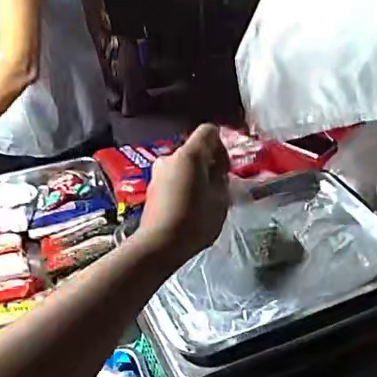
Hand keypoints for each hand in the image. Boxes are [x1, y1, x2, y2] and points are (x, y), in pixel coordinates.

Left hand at [133, 123, 229, 265]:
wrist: (159, 245)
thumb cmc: (195, 221)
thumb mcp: (220, 199)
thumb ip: (221, 178)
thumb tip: (216, 171)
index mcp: (190, 155)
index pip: (209, 131)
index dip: (222, 146)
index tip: (225, 170)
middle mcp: (170, 157)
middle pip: (195, 151)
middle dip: (208, 166)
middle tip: (217, 189)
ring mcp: (157, 173)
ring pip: (183, 167)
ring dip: (195, 178)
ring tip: (202, 203)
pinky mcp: (151, 189)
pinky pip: (173, 181)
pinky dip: (183, 188)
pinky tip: (188, 210)